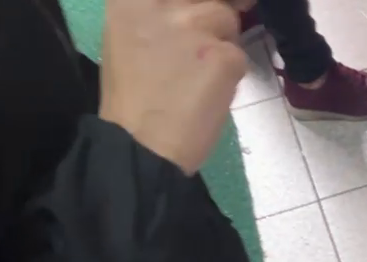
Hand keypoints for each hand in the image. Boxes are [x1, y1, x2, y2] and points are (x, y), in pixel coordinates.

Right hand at [99, 0, 248, 172]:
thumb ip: (154, 16)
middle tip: (205, 48)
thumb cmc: (132, 101)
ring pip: (227, 19)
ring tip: (204, 76)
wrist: (142, 143)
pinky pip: (240, 58)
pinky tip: (211, 96)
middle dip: (212, 16)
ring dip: (223, 46)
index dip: (193, 3)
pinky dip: (231, 77)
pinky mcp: (223, 56)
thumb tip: (184, 11)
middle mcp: (163, 0)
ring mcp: (195, 25)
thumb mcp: (127, 38)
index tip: (195, 11)